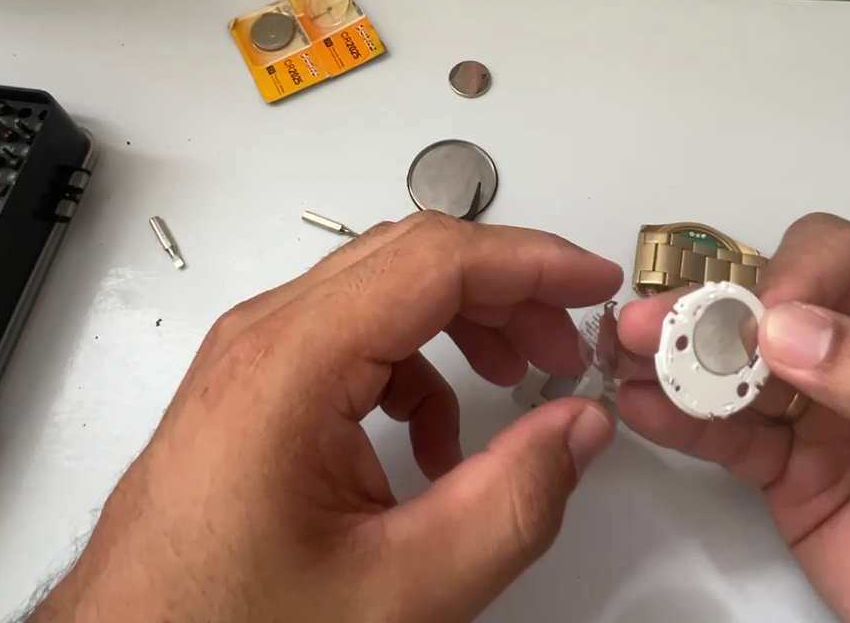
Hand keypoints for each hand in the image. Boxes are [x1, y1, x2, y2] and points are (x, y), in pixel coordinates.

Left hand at [33, 213, 623, 622]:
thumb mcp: (398, 595)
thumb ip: (510, 505)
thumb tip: (581, 427)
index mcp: (291, 362)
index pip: (436, 262)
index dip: (530, 261)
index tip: (592, 281)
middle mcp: (267, 335)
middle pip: (414, 260)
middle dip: (507, 287)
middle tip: (566, 337)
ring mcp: (258, 354)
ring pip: (388, 291)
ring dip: (466, 320)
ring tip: (520, 373)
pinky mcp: (260, 384)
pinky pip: (358, 340)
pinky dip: (419, 369)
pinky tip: (439, 442)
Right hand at [617, 214, 849, 622]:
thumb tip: (786, 327)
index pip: (841, 261)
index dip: (792, 275)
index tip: (761, 323)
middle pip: (767, 306)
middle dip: (706, 310)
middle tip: (651, 325)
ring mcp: (817, 415)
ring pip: (732, 365)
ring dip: (676, 357)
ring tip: (628, 357)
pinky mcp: (786, 472)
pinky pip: (723, 434)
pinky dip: (677, 417)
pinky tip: (642, 407)